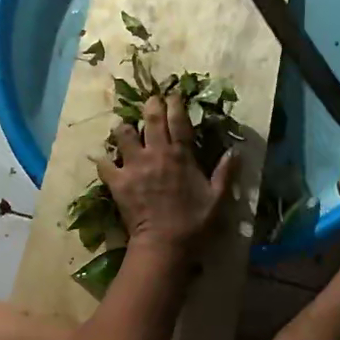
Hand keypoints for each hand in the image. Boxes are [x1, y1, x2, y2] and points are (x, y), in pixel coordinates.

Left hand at [98, 93, 237, 254]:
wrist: (165, 244)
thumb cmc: (194, 222)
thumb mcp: (217, 197)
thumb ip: (225, 172)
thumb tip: (236, 151)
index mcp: (180, 155)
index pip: (177, 119)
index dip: (175, 103)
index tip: (173, 94)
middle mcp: (155, 153)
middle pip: (150, 118)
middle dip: (151, 104)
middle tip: (152, 100)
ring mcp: (133, 166)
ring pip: (123, 133)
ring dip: (124, 128)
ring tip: (126, 128)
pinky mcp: (117, 181)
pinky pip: (104, 163)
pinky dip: (104, 159)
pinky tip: (105, 159)